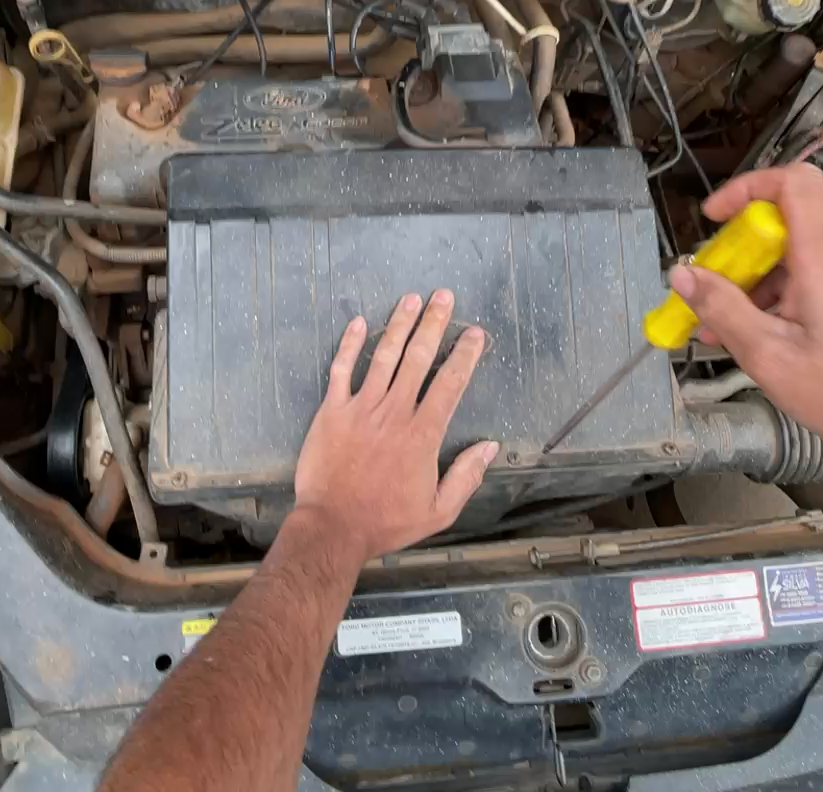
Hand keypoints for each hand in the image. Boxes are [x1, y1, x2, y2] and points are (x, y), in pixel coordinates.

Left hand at [290, 289, 499, 562]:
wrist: (333, 526)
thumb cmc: (386, 521)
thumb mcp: (438, 511)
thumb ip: (466, 476)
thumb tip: (490, 447)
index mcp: (423, 434)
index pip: (450, 384)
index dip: (465, 355)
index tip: (475, 333)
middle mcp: (394, 412)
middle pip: (419, 358)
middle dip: (433, 324)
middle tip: (444, 296)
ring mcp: (361, 407)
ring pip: (384, 356)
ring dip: (399, 325)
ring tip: (411, 299)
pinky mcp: (332, 410)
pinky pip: (341, 370)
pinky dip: (350, 345)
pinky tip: (359, 323)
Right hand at [669, 165, 822, 484]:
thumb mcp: (769, 356)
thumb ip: (721, 308)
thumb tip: (682, 274)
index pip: (793, 181)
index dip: (746, 189)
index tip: (714, 220)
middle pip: (788, 226)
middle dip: (740, 257)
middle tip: (710, 296)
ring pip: (803, 259)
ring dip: (761, 285)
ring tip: (733, 332)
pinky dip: (790, 299)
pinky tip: (774, 342)